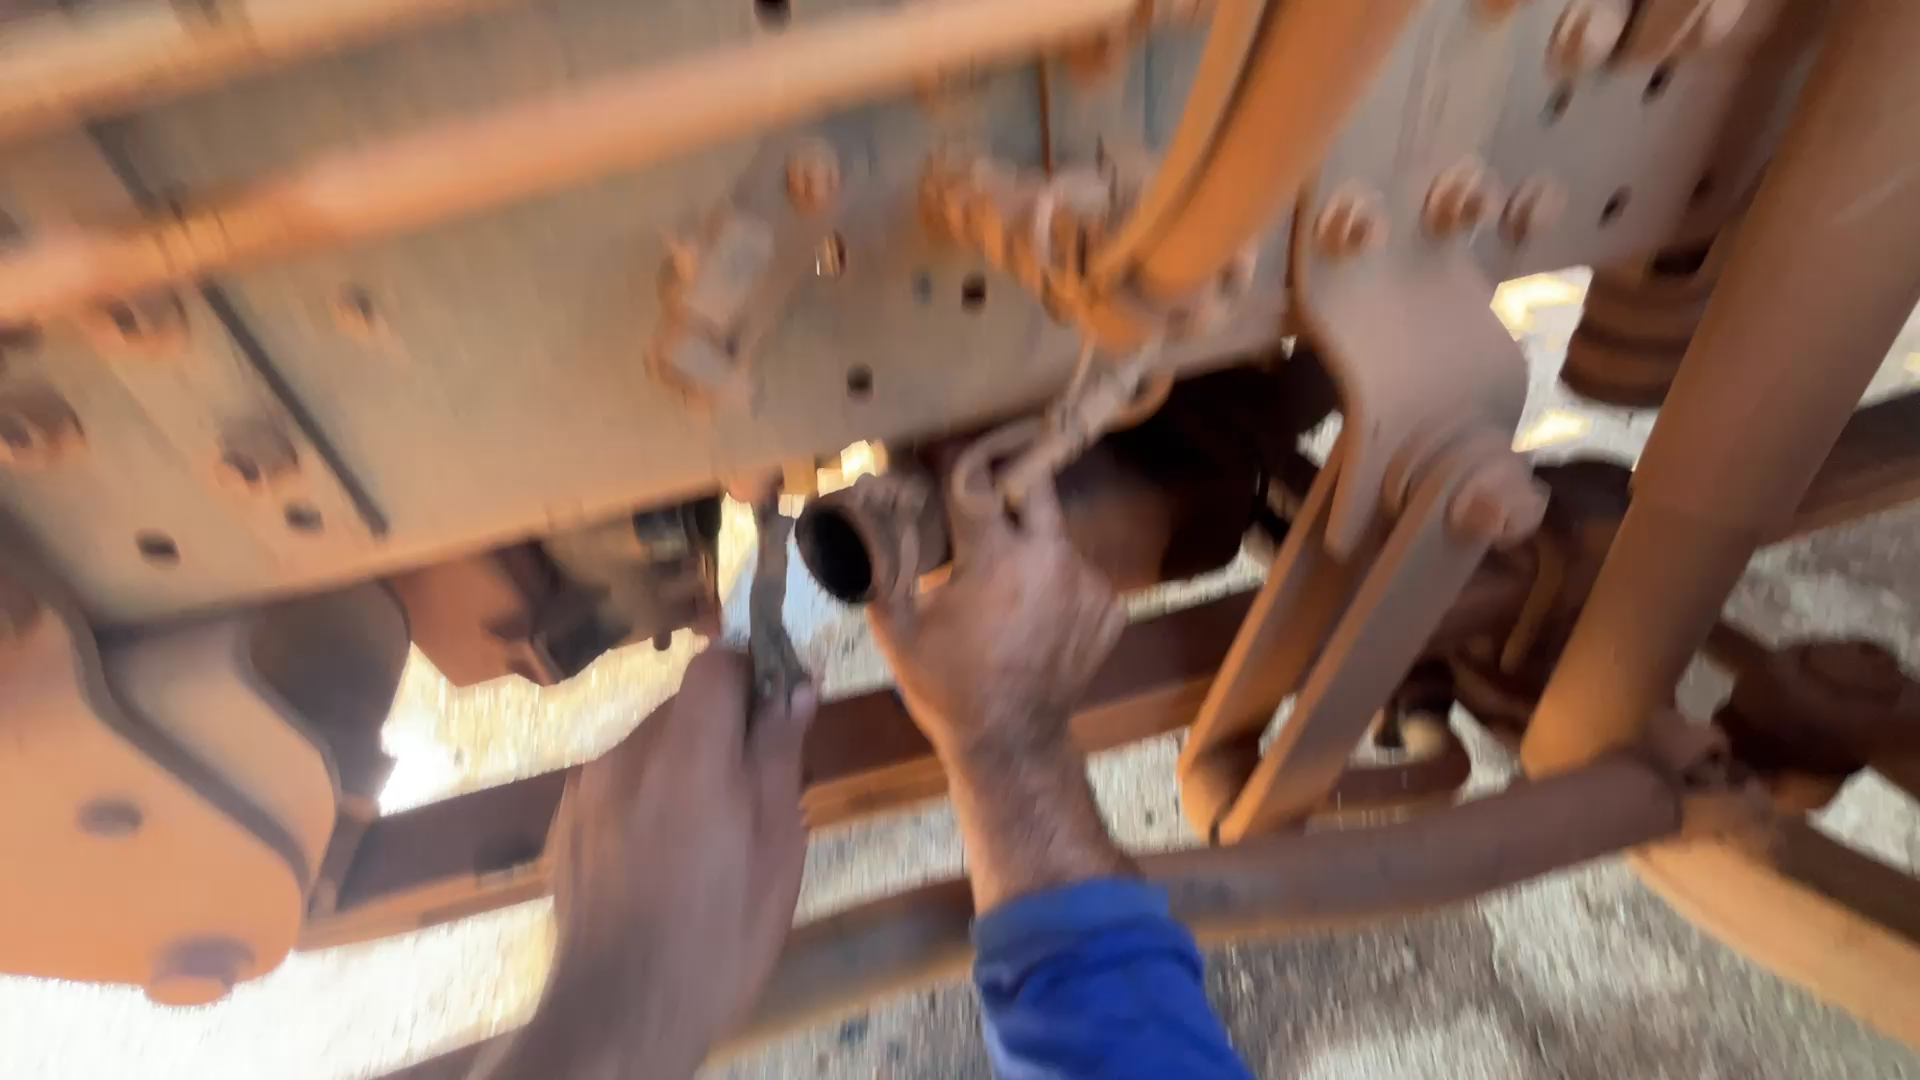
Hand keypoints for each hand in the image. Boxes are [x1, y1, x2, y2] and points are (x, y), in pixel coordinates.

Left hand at [516, 648, 816, 1079]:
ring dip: (690, 759)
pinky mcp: (567, 818)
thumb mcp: (777, 840)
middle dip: (727, 725)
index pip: (717, 663)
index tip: (779, 706)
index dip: (754, 670)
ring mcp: (588, 786)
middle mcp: (628, 753)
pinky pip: (624, 777)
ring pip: (656, 740)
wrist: (620, 1018)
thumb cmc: (722, 929)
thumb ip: (781, 749)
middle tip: (756, 786)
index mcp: (688, 753)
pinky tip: (664, 852)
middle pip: (688, 702)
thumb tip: (801, 679)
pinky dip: (653, 790)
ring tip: (709, 830)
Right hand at [869, 472, 1132, 910]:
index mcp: (999, 561)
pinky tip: (1031, 603)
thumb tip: (866, 507)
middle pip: (1035, 485)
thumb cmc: (947, 685)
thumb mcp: (897, 628)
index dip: (954, 457)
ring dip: (1028, 537)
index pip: (976, 482)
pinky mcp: (1110, 607)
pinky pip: (1077, 570)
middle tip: (981, 484)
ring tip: (1002, 568)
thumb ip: (881, 562)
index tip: (939, 446)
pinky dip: (1053, 575)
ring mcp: (1091, 584)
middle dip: (1006, 476)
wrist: (1012, 741)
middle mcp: (1054, 560)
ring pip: (1055, 533)